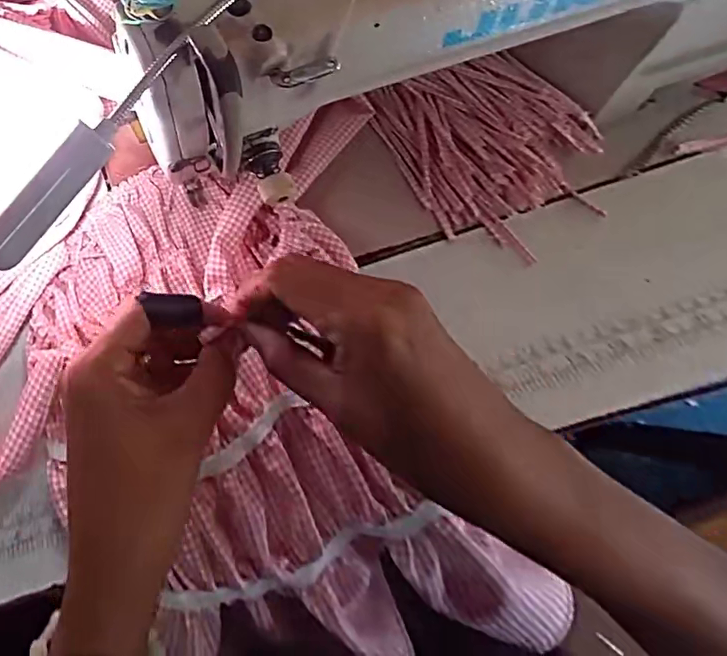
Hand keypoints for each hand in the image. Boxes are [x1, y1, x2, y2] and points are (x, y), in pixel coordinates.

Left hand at [55, 302, 239, 654]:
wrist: (115, 571)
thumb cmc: (147, 494)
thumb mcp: (188, 424)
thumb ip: (215, 370)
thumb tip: (235, 334)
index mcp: (97, 363)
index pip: (144, 309)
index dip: (188, 308)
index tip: (229, 320)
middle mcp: (91, 370)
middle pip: (144, 330)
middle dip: (189, 332)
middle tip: (234, 343)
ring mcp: (98, 395)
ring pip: (147, 355)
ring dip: (185, 355)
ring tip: (228, 364)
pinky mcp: (110, 417)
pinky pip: (144, 381)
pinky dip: (175, 379)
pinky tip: (208, 386)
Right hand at [232, 255, 531, 495]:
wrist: (496, 459)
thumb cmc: (416, 444)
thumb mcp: (339, 405)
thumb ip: (285, 359)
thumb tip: (246, 329)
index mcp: (363, 312)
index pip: (285, 275)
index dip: (249, 293)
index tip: (230, 323)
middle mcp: (379, 288)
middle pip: (302, 268)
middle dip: (268, 294)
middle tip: (251, 334)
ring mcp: (396, 291)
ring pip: (322, 277)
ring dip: (292, 300)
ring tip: (279, 341)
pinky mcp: (405, 302)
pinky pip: (346, 290)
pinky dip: (319, 306)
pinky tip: (314, 339)